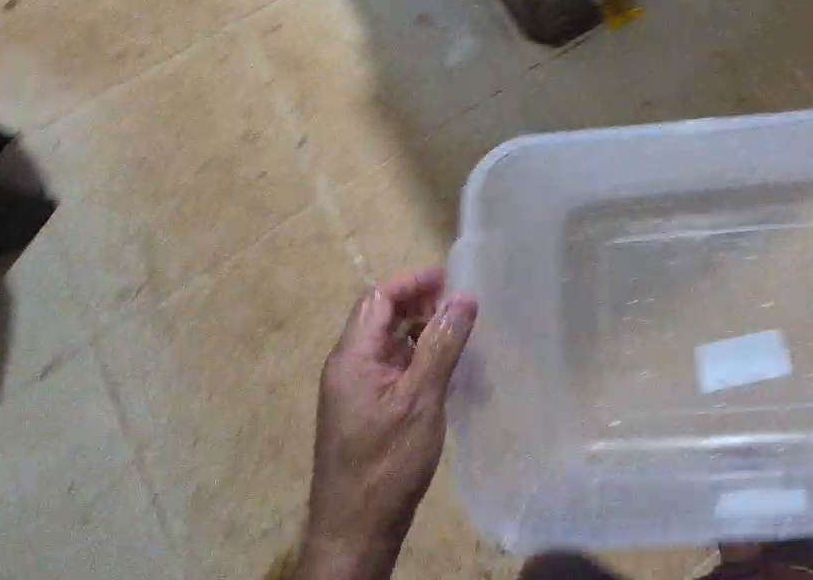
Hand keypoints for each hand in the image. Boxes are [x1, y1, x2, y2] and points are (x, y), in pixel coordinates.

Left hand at [297, 269, 477, 579]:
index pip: (378, 299)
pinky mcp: (368, 412)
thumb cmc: (387, 462)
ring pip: (393, 345)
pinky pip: (395, 371)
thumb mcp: (421, 399)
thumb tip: (463, 297)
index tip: (451, 280)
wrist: (356, 533)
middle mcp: (349, 368)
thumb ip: (442, 345)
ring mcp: (357, 392)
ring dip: (426, 335)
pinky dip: (422, 362)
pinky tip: (451, 375)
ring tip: (464, 339)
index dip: (413, 283)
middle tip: (463, 308)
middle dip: (423, 306)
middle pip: (384, 318)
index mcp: (352, 358)